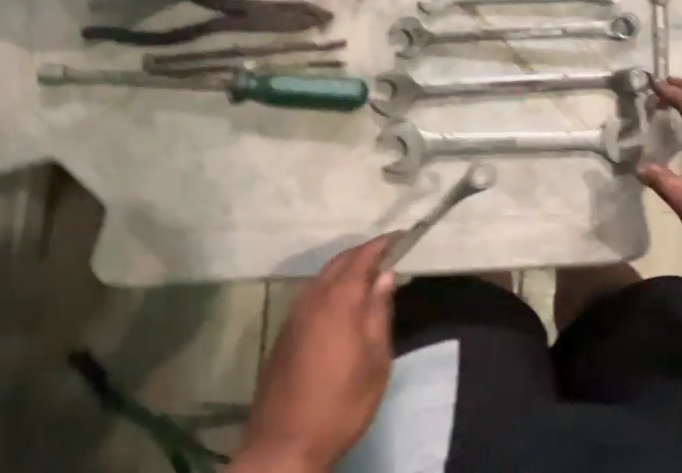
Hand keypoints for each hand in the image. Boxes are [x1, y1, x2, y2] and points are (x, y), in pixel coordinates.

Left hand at [234, 237, 395, 471]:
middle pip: (338, 264)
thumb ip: (379, 313)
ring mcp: (293, 317)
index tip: (399, 237)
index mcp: (339, 301)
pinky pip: (309, 297)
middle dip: (361, 254)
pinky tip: (338, 304)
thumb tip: (385, 276)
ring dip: (343, 270)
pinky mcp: (282, 336)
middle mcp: (312, 300)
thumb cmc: (341, 403)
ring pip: (320, 279)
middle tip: (385, 254)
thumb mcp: (375, 361)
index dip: (381, 245)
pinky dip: (328, 288)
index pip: (361, 258)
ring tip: (365, 276)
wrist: (284, 445)